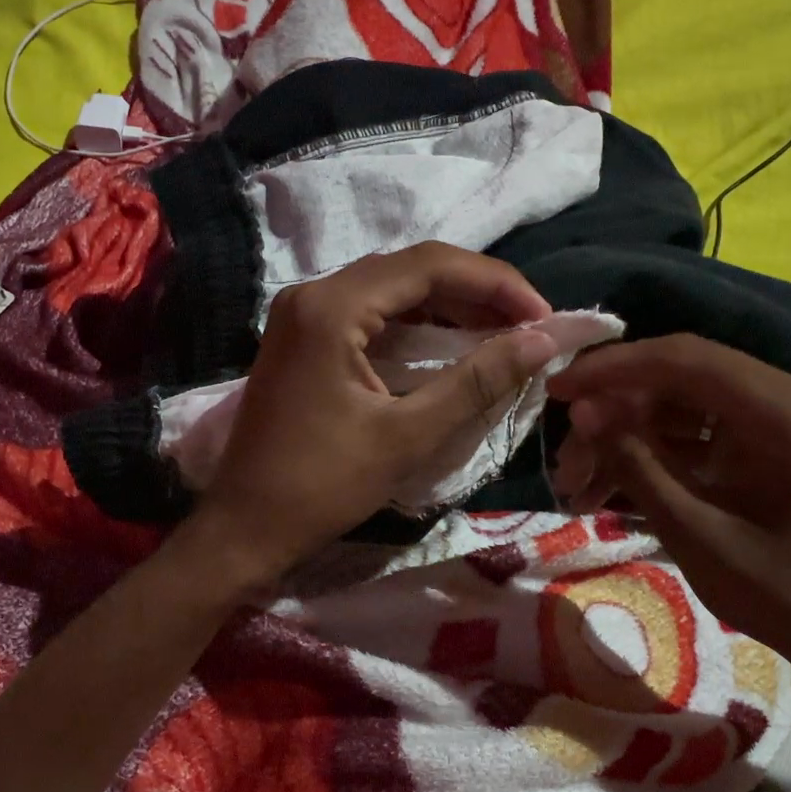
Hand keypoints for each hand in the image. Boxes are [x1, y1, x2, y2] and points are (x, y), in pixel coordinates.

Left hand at [190, 241, 556, 580]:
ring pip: (390, 292)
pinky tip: (450, 349)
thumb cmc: (323, 485)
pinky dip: (413, 328)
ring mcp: (302, 315)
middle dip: (475, 293)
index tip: (544, 316)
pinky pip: (369, 316)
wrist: (246, 527)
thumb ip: (477, 381)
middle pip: (409, 270)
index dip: (495, 284)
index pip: (429, 265)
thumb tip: (543, 340)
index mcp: (331, 306)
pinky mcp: (302, 340)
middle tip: (528, 326)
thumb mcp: (408, 435)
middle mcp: (312, 294)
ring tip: (500, 337)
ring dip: (447, 309)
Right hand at [547, 333, 790, 679]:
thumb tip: (582, 411)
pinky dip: (647, 461)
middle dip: (611, 419)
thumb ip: (637, 465)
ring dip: (621, 444)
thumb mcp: (696, 534)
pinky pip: (691, 437)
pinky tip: (603, 497)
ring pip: (675, 410)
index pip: (685, 360)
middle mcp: (784, 399)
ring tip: (574, 492)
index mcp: (786, 411)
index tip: (555, 390)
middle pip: (675, 383)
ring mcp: (772, 423)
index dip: (613, 369)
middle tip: (562, 468)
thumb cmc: (782, 593)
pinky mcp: (759, 448)